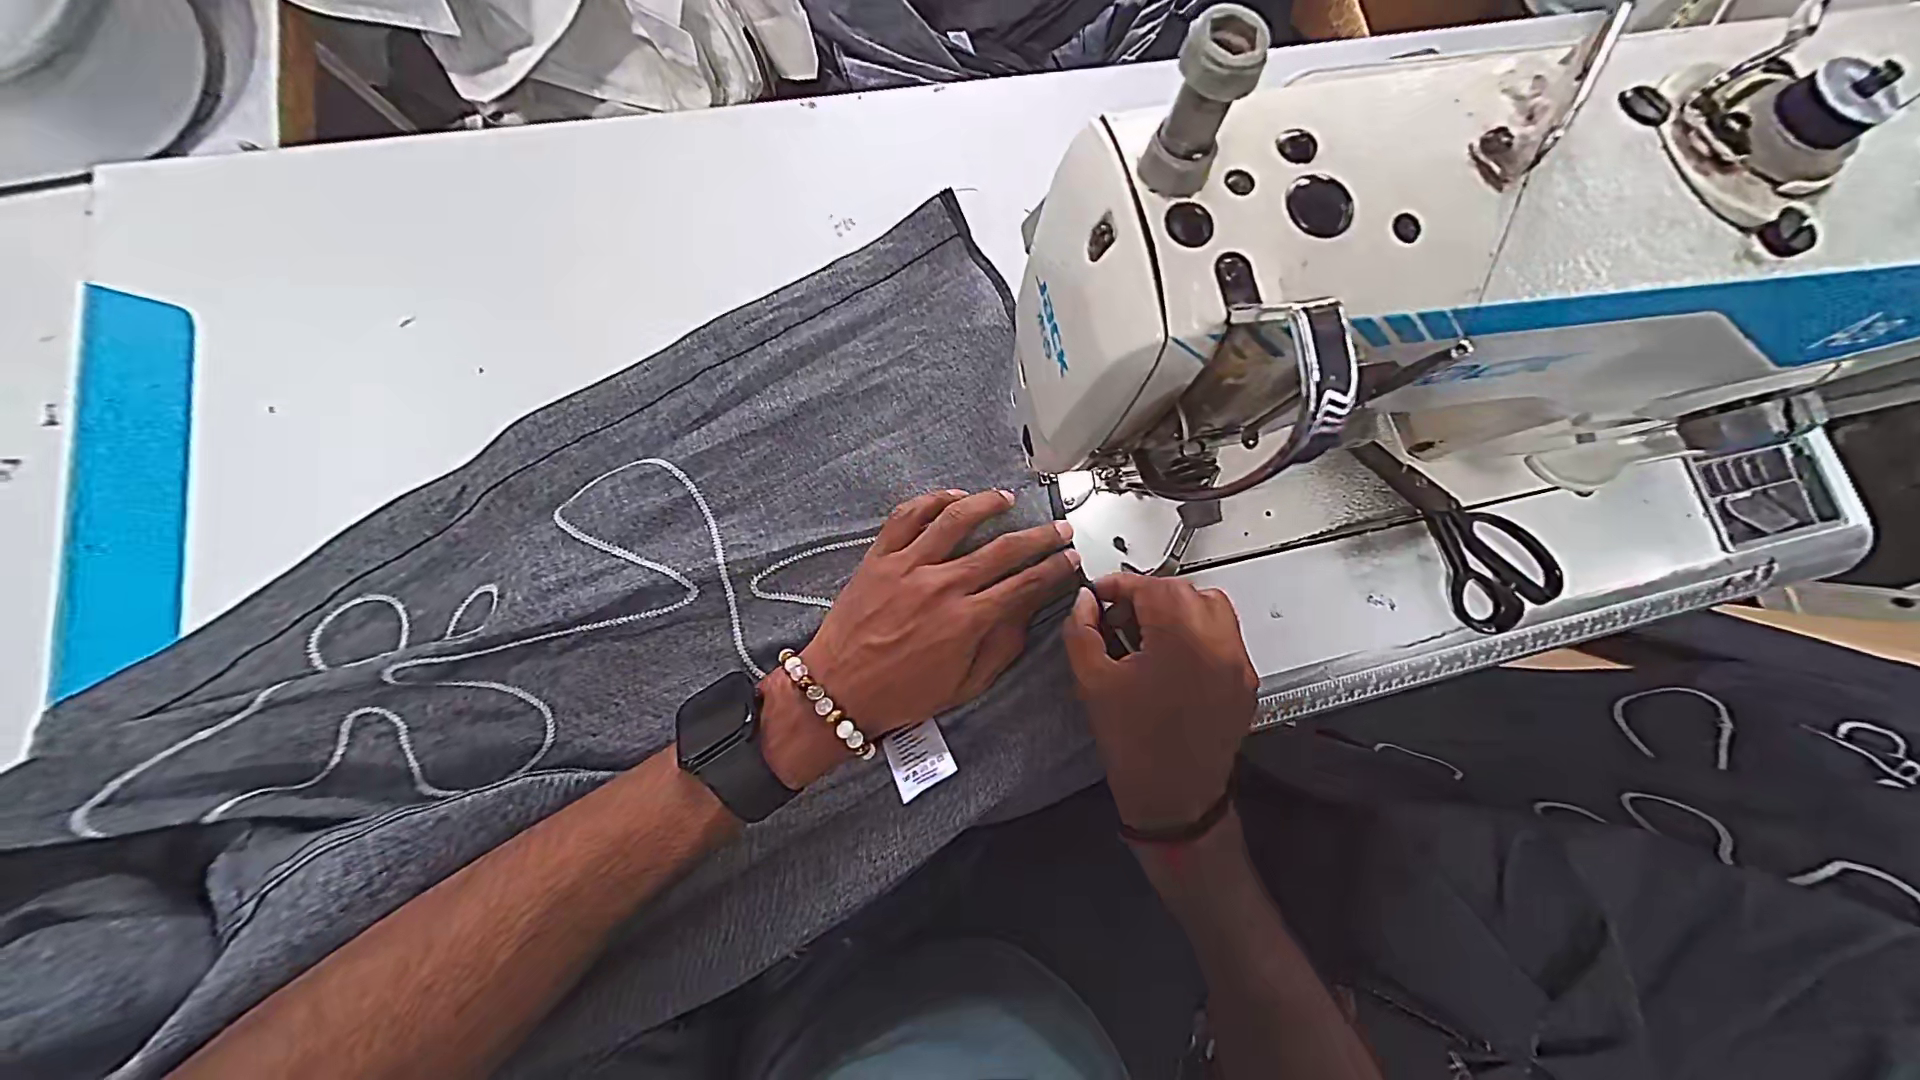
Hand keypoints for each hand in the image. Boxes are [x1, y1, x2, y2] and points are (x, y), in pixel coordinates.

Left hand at [761, 489, 1079, 787]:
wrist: (840, 691)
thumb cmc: (900, 693)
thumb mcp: (964, 684)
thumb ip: (1001, 647)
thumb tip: (1026, 614)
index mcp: (966, 621)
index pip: (1025, 583)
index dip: (1054, 567)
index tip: (1068, 558)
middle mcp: (941, 587)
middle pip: (1004, 548)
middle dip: (1040, 535)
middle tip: (1057, 529)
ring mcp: (907, 567)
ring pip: (957, 519)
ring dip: (988, 504)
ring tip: (1006, 499)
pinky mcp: (880, 558)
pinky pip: (907, 516)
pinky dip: (932, 501)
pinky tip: (952, 498)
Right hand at [1062, 574, 1256, 830]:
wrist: (1173, 797)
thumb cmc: (1137, 748)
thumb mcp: (1092, 681)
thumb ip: (1081, 631)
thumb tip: (1085, 604)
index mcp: (1181, 640)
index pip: (1151, 587)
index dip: (1119, 586)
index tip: (1102, 595)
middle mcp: (1217, 646)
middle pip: (1183, 591)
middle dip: (1147, 596)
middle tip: (1119, 616)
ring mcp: (1236, 663)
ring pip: (1210, 607)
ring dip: (1177, 608)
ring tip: (1147, 634)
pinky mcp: (1244, 681)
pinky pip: (1224, 635)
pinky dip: (1197, 632)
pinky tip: (1170, 656)